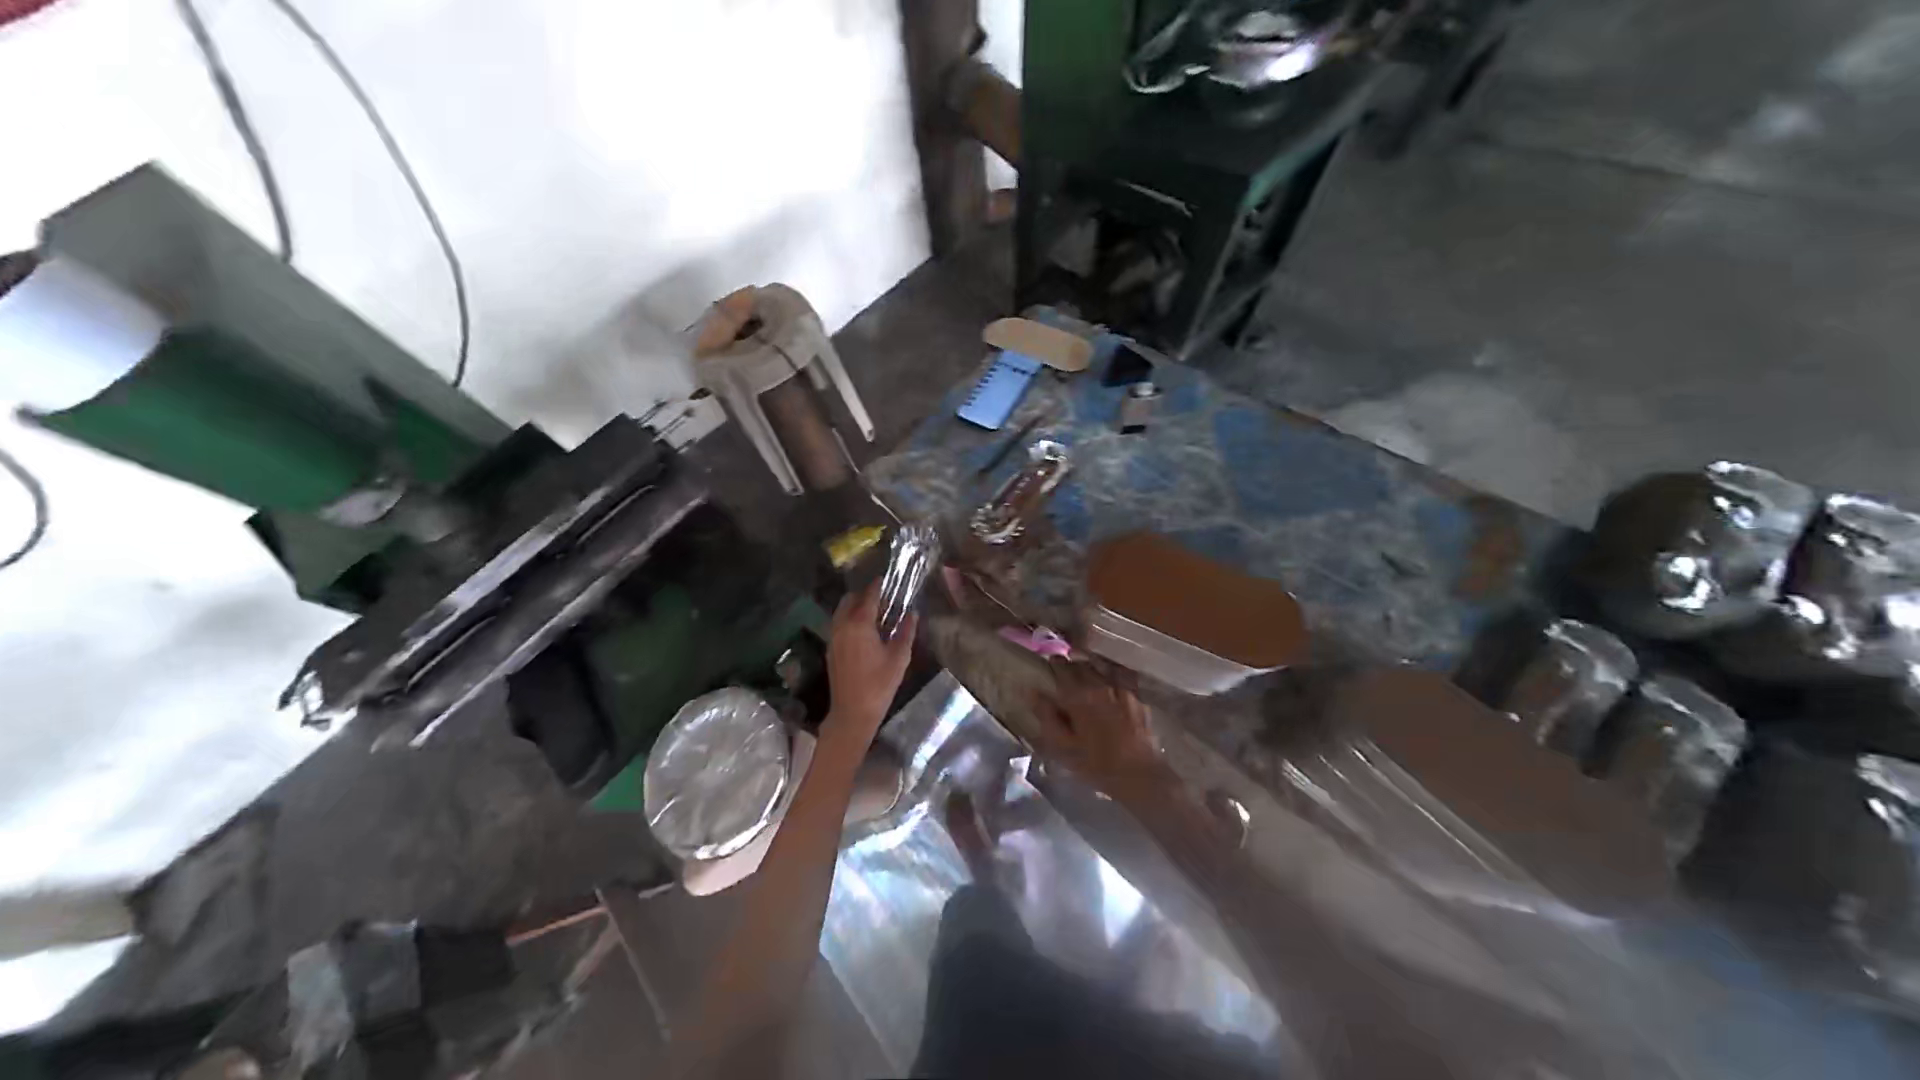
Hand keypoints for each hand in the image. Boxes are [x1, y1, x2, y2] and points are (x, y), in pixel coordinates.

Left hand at [824, 579, 916, 742]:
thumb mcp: (899, 657)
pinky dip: (850, 620)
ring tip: (875, 613)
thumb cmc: (879, 684)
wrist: (852, 712)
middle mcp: (842, 626)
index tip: (886, 579)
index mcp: (859, 624)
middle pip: (850, 600)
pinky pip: (839, 625)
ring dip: (856, 607)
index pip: (868, 596)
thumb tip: (912, 613)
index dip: (878, 586)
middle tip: (883, 597)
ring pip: (842, 612)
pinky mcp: (831, 649)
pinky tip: (864, 631)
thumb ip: (906, 632)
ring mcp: (833, 638)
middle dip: (864, 594)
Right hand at [1030, 662, 1174, 799]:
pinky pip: (1122, 674)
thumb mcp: (1063, 745)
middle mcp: (1100, 685)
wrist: (1138, 774)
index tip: (1050, 664)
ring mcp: (1121, 688)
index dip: (1054, 663)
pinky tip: (1110, 676)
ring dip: (1091, 664)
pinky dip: (1113, 671)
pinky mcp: (1137, 696)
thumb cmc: (1095, 763)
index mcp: (1078, 696)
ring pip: (1102, 665)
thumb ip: (1046, 716)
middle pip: (1082, 665)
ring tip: (1086, 668)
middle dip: (1071, 664)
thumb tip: (1032, 692)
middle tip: (1065, 669)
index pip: (1062, 668)